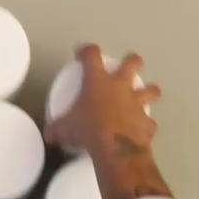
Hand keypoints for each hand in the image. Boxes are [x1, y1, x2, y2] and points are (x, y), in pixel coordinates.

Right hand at [44, 44, 162, 159]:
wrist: (114, 147)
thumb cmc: (87, 130)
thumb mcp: (64, 129)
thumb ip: (56, 129)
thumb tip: (48, 135)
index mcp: (97, 81)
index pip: (91, 56)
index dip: (86, 51)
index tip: (82, 53)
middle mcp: (120, 86)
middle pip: (132, 63)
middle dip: (132, 61)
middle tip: (131, 63)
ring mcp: (136, 103)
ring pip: (150, 90)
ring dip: (150, 90)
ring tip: (150, 93)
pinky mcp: (146, 122)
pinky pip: (149, 122)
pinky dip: (146, 125)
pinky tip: (143, 130)